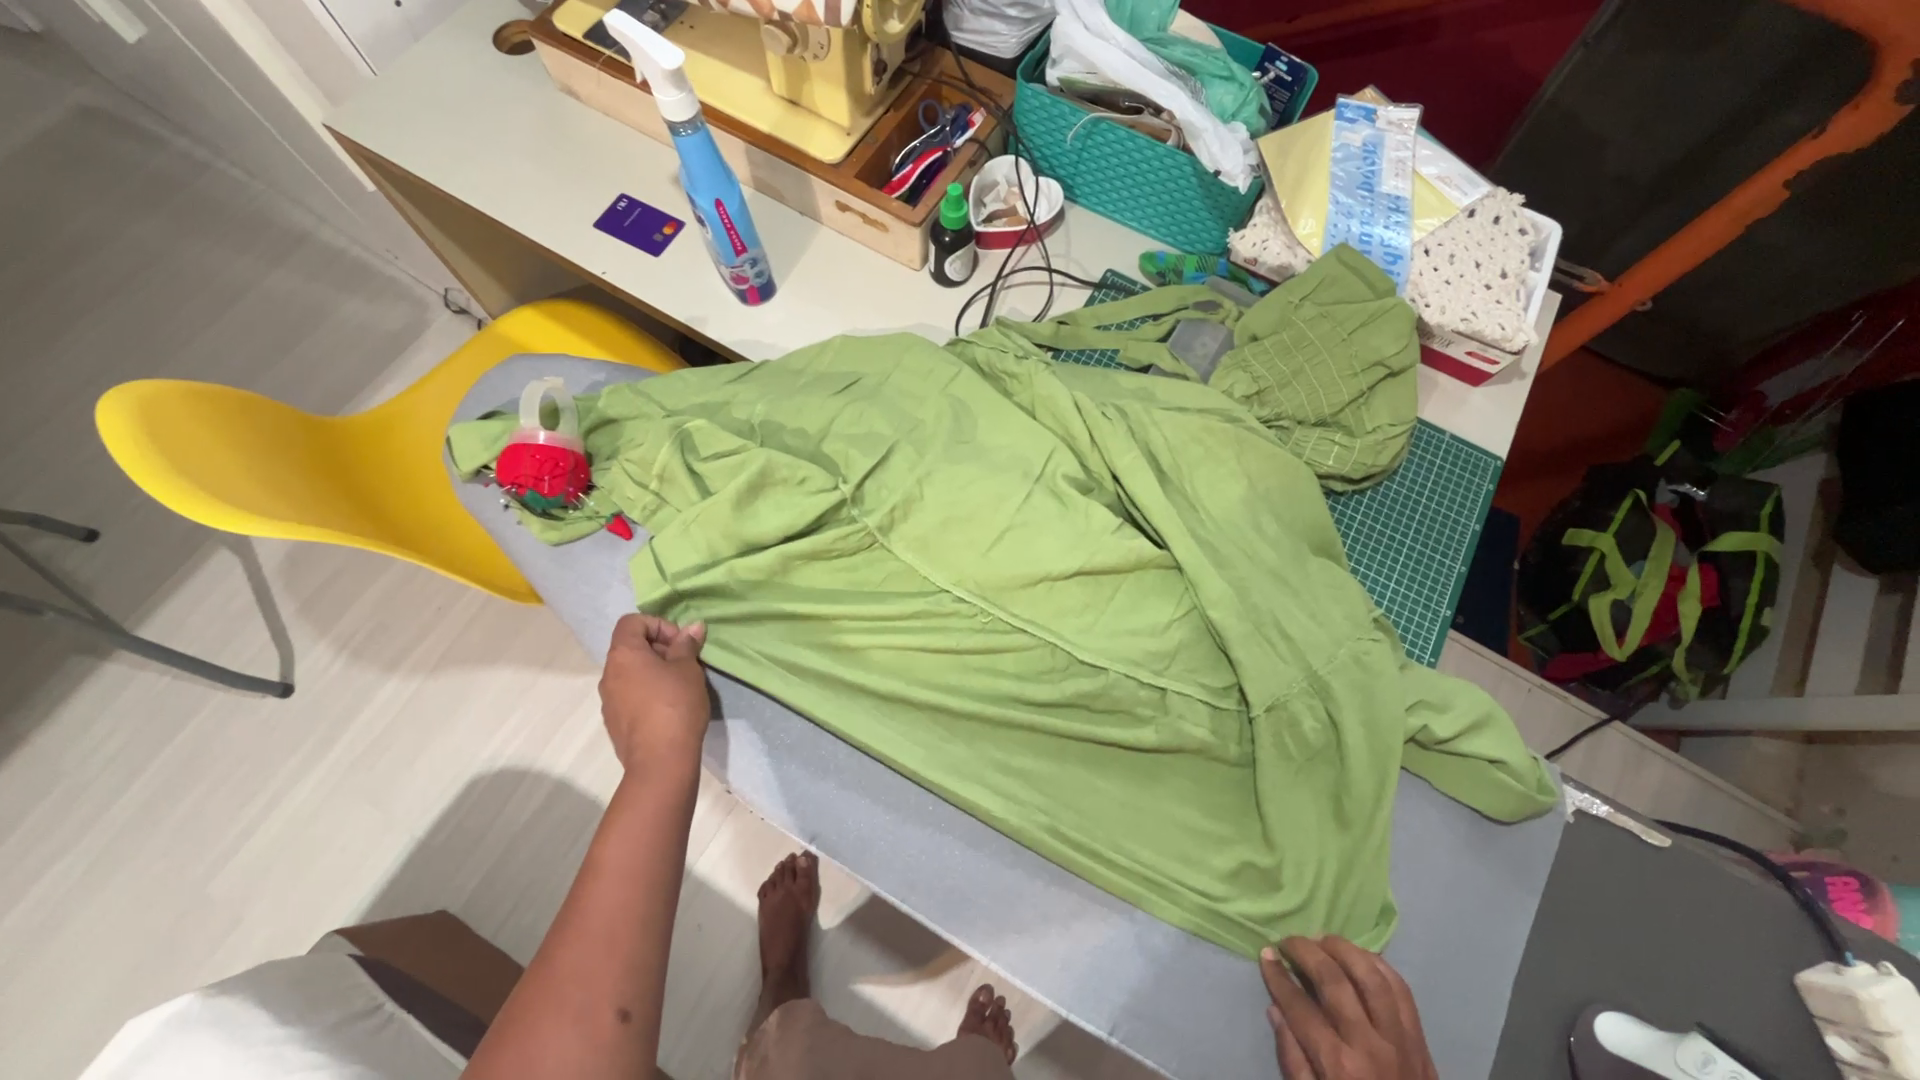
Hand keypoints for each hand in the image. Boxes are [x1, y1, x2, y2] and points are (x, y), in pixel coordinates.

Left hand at [599, 614, 709, 770]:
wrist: (660, 759)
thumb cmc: (675, 704)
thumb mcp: (688, 669)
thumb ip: (687, 645)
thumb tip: (693, 627)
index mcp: (623, 654)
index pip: (632, 622)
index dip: (658, 625)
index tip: (680, 643)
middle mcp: (608, 674)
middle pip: (630, 648)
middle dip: (659, 649)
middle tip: (685, 664)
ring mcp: (608, 700)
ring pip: (630, 673)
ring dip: (653, 672)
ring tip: (679, 687)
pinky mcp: (614, 721)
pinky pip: (629, 696)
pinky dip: (647, 693)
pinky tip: (668, 709)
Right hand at [1260, 937, 1437, 1079]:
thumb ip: (1293, 1060)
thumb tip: (1276, 1010)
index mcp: (1337, 1064)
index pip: (1299, 1006)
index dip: (1278, 976)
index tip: (1265, 955)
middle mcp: (1368, 1044)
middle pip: (1334, 980)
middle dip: (1306, 952)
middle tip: (1289, 941)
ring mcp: (1399, 1038)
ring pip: (1371, 976)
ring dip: (1344, 949)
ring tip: (1322, 940)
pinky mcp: (1420, 1039)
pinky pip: (1402, 990)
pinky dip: (1380, 966)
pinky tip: (1361, 956)